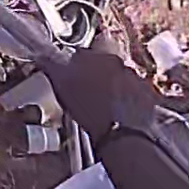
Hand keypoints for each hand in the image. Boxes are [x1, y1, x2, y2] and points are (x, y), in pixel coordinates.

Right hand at [42, 49, 157, 137]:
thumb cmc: (90, 108)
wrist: (120, 133)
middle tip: (84, 92)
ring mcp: (135, 78)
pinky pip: (133, 93)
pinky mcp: (147, 96)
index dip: (72, 65)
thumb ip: (50, 67)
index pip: (80, 54)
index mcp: (97, 57)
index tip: (69, 76)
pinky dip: (126, 98)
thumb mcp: (61, 86)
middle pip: (101, 65)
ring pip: (118, 78)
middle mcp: (119, 63)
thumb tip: (41, 57)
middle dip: (93, 75)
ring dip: (110, 86)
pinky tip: (116, 112)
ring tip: (100, 104)